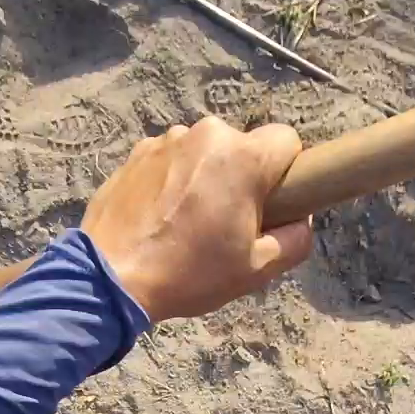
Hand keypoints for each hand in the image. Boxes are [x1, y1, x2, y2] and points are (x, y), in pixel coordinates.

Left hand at [81, 117, 314, 322]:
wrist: (112, 278)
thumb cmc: (188, 274)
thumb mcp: (255, 270)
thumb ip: (295, 241)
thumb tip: (302, 222)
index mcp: (242, 157)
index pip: (287, 141)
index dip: (286, 174)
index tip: (271, 205)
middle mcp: (205, 135)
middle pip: (241, 149)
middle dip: (241, 181)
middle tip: (224, 227)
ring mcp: (166, 140)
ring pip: (203, 155)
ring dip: (203, 182)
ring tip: (185, 227)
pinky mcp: (136, 153)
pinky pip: (169, 162)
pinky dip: (171, 185)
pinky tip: (159, 221)